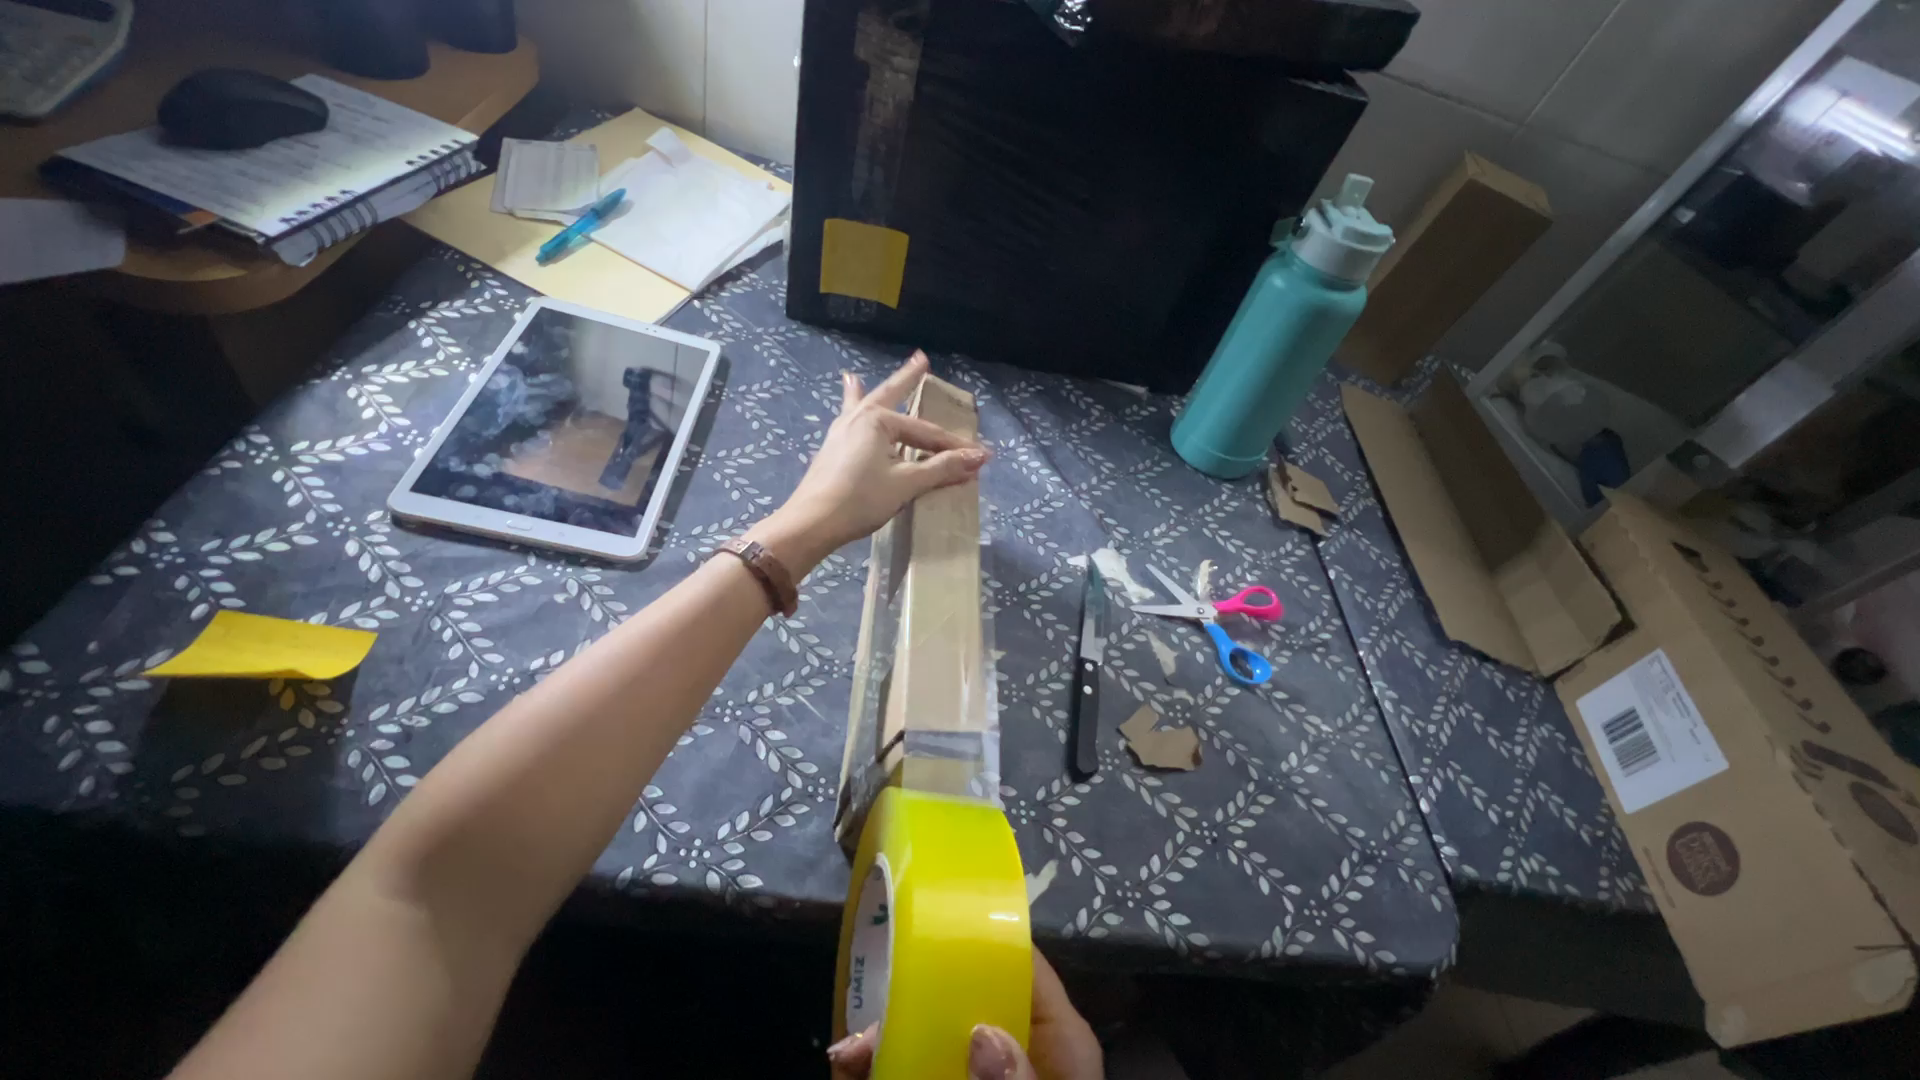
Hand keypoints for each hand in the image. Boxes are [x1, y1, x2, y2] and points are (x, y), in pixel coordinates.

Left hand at [747, 351, 986, 571]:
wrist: (811, 524)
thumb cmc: (861, 500)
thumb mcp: (906, 484)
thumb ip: (941, 468)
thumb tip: (978, 458)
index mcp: (878, 420)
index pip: (927, 433)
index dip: (955, 447)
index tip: (982, 456)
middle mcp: (858, 418)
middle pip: (890, 395)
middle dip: (907, 378)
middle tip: (921, 358)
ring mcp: (841, 432)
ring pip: (862, 405)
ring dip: (866, 391)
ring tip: (854, 376)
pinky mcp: (832, 449)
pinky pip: (848, 420)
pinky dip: (849, 410)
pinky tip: (845, 413)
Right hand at [827, 949, 1103, 1079]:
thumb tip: (985, 1036)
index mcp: (1060, 1049)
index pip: (1028, 973)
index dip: (984, 945)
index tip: (930, 929)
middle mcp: (1020, 1058)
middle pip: (968, 1007)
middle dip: (914, 1006)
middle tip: (865, 1028)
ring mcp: (982, 1077)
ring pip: (934, 1046)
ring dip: (887, 1047)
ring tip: (847, 1060)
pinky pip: (913, 1070)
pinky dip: (882, 1071)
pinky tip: (851, 1070)